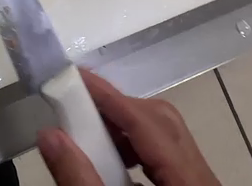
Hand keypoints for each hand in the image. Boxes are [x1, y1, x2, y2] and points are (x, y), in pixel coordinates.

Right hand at [38, 69, 221, 185]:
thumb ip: (80, 178)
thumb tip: (48, 133)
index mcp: (190, 181)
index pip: (146, 122)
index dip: (107, 96)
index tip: (71, 75)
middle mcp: (202, 177)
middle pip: (162, 121)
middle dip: (117, 109)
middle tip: (75, 105)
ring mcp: (199, 183)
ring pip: (165, 136)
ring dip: (124, 128)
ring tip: (87, 134)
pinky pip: (166, 157)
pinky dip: (135, 150)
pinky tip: (110, 162)